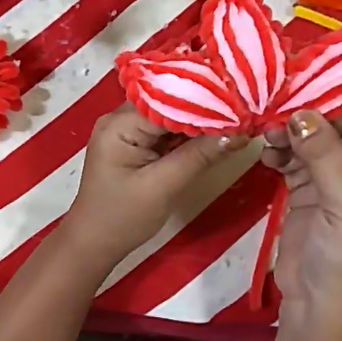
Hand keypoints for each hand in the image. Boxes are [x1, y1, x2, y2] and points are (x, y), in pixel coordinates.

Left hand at [63, 106, 249, 267]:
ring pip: (172, 115)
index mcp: (120, 124)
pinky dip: (191, 133)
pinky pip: (168, 130)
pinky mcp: (136, 144)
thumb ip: (200, 156)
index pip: (169, 98)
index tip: (244, 98)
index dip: (207, 97)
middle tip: (248, 104)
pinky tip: (219, 132)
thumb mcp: (162, 187)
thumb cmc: (120, 218)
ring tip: (241, 115)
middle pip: (171, 101)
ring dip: (202, 118)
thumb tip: (242, 131)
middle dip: (208, 104)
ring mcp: (128, 131)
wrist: (93, 244)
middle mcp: (121, 119)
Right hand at [261, 76, 341, 338]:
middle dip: (330, 108)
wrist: (322, 314)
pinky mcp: (316, 193)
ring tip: (273, 122)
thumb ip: (328, 152)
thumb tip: (300, 111)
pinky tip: (268, 146)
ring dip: (302, 128)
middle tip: (294, 91)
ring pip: (329, 137)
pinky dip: (286, 150)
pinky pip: (303, 158)